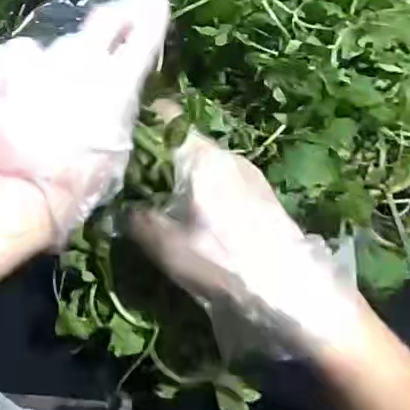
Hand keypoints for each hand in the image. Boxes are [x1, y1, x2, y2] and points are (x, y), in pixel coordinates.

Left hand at [0, 0, 169, 285]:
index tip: (156, 4)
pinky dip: (25, 69)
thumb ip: (114, 115)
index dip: (153, 19)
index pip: (142, 39)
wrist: (3, 191)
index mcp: (115, 84)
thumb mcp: (110, 157)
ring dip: (65, 56)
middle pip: (104, 21)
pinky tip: (18, 88)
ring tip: (60, 74)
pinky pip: (20, 58)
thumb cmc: (66, 189)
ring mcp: (37, 56)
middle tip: (128, 6)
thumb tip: (110, 101)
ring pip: (58, 46)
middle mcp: (79, 59)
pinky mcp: (0, 62)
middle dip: (120, 12)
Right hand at [128, 128, 366, 358]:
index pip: (165, 114)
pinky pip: (221, 178)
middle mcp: (226, 153)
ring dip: (181, 176)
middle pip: (182, 139)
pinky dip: (202, 190)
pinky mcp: (262, 193)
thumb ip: (134, 218)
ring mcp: (248, 172)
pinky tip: (198, 220)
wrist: (292, 295)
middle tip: (135, 184)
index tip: (121, 146)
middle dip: (157, 158)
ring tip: (165, 205)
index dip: (140, 125)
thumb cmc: (222, 262)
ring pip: (202, 161)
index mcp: (201, 154)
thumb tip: (117, 207)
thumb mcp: (164, 245)